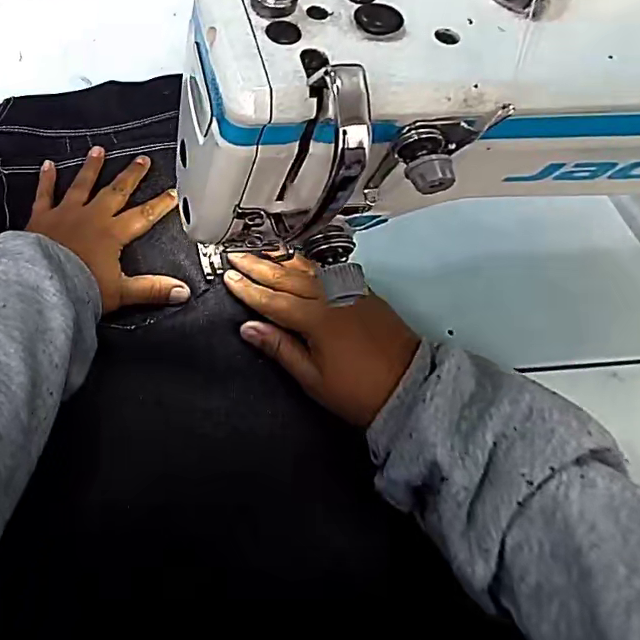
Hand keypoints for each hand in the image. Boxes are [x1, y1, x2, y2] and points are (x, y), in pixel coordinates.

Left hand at [28, 147, 188, 312]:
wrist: (41, 285)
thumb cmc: (79, 289)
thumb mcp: (121, 292)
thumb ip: (152, 289)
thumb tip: (182, 292)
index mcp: (112, 233)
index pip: (144, 216)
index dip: (160, 204)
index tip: (172, 193)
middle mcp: (91, 217)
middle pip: (116, 191)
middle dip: (131, 175)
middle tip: (142, 160)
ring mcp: (65, 213)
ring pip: (82, 184)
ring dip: (92, 167)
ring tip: (98, 150)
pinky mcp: (41, 217)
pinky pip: (45, 194)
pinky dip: (46, 179)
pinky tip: (48, 165)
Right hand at [222, 253, 419, 426]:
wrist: (411, 387)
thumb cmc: (360, 391)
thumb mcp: (313, 378)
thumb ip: (279, 348)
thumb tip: (248, 328)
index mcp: (315, 318)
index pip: (271, 299)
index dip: (246, 288)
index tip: (227, 276)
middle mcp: (329, 296)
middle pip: (285, 276)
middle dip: (257, 265)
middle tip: (234, 255)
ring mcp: (347, 290)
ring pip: (306, 267)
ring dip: (280, 258)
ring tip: (260, 249)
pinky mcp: (361, 291)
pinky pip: (326, 269)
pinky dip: (306, 262)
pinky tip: (298, 259)